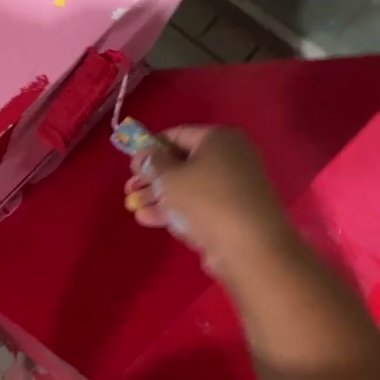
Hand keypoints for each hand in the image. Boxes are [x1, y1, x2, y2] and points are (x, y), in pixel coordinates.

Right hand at [123, 126, 295, 278]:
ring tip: (134, 207)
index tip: (131, 165)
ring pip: (188, 185)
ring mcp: (232, 185)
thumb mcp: (170, 177)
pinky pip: (198, 203)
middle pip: (182, 162)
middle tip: (130, 189)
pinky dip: (175, 208)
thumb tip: (144, 154)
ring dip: (159, 195)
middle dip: (152, 176)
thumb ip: (152, 163)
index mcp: (218, 138)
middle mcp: (229, 156)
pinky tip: (149, 218)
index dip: (150, 148)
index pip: (176, 134)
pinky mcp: (231, 210)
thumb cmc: (206, 200)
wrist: (249, 245)